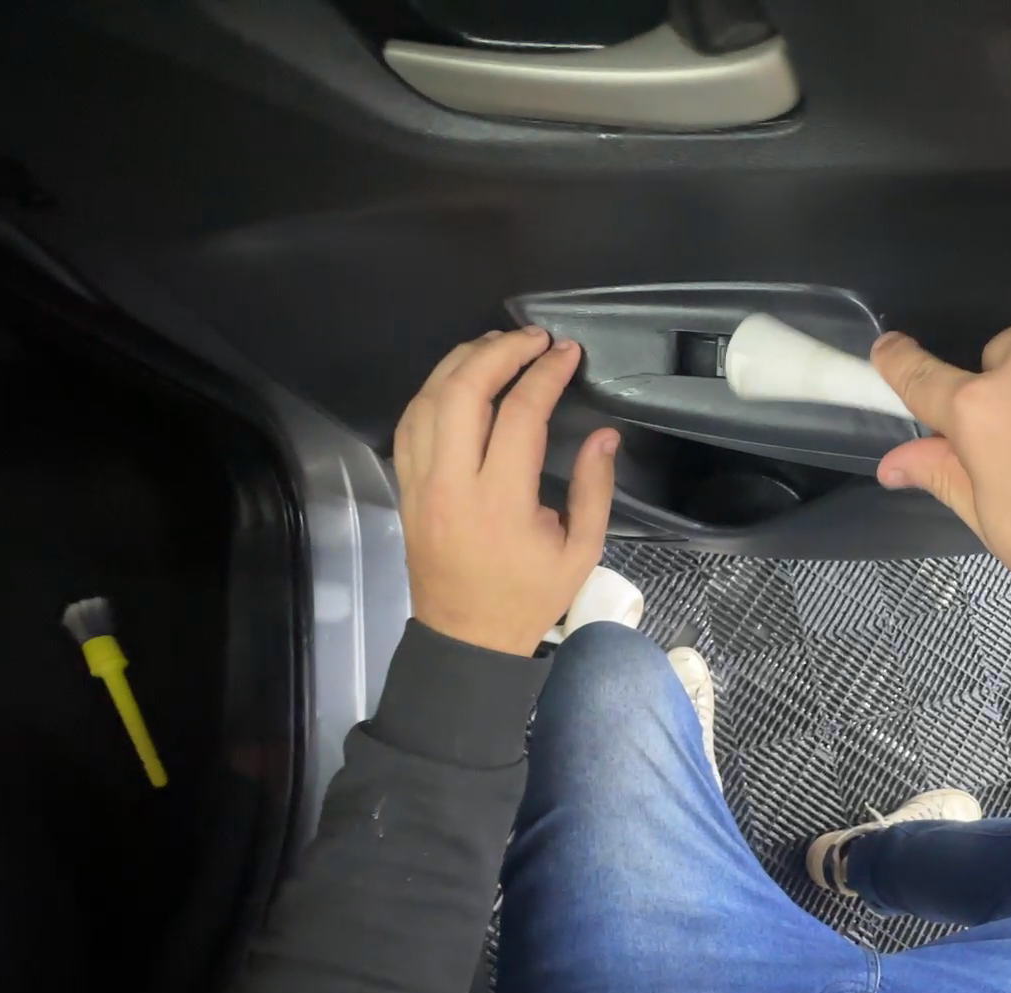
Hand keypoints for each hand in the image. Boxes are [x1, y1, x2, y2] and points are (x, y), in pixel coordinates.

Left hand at [394, 326, 617, 654]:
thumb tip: (604, 435)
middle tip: (534, 337)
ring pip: (429, 399)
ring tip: (498, 344)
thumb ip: (595, 489)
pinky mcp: (405, 486)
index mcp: (501, 502)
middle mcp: (452, 483)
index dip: (546, 374)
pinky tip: (459, 378)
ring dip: (463, 361)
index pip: (520, 415)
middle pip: (464, 391)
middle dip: (500, 350)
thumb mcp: (581, 552)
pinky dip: (435, 388)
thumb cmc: (529, 596)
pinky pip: (410, 421)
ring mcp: (419, 482)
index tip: (568, 353)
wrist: (466, 637)